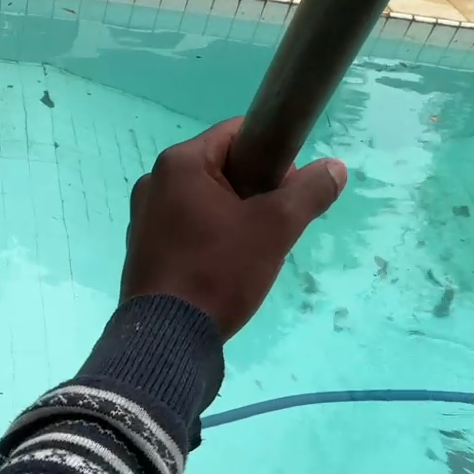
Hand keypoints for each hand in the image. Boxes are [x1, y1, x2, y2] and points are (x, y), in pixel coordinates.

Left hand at [121, 118, 347, 337]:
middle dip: (252, 196)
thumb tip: (334, 168)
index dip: (273, 157)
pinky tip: (219, 273)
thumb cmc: (218, 272)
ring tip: (246, 257)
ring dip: (230, 224)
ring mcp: (140, 222)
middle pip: (220, 173)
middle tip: (271, 231)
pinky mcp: (139, 256)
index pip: (238, 135)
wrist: (167, 338)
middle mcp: (151, 185)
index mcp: (178, 163)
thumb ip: (309, 192)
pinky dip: (205, 246)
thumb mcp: (275, 228)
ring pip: (202, 207)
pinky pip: (183, 236)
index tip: (288, 192)